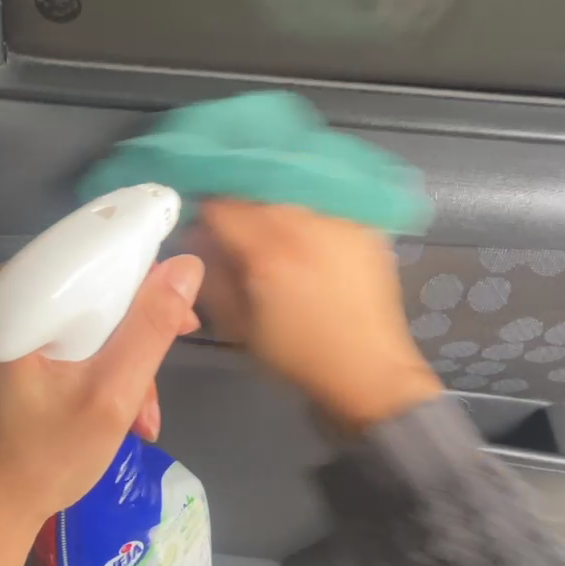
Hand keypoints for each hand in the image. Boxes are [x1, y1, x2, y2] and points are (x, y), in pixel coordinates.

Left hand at [0, 254, 202, 565]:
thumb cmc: (38, 463)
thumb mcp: (109, 396)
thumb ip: (149, 328)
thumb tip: (188, 265)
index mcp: (1, 294)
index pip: (89, 256)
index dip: (145, 282)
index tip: (183, 320)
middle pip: (83, 288)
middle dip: (132, 337)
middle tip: (156, 389)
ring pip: (75, 315)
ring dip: (115, 360)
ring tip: (140, 416)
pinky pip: (56, 333)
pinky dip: (89, 364)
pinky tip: (112, 407)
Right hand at [189, 200, 440, 431]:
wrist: (368, 371)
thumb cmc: (297, 354)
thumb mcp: (238, 323)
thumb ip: (212, 274)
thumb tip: (196, 237)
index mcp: (268, 249)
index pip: (219, 205)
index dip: (203, 216)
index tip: (202, 230)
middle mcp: (304, 223)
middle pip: (254, 194)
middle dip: (239, 211)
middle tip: (235, 237)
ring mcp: (338, 220)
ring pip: (288, 196)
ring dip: (272, 210)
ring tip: (273, 240)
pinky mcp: (363, 226)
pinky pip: (322, 206)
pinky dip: (305, 216)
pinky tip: (305, 241)